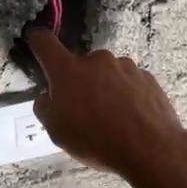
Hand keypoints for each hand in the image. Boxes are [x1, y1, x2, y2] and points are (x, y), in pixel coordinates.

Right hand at [25, 28, 186, 182]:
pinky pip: (128, 83)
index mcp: (68, 70)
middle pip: (80, 66)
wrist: (151, 149)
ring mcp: (124, 66)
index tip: (35, 38)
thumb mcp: (57, 132)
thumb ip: (45, 107)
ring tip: (112, 120)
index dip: (37, 39)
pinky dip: (126, 96)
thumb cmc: (97, 140)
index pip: (45, 43)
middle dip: (79, 83)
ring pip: (106, 74)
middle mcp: (96, 60)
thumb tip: (48, 96)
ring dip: (104, 89)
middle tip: (84, 112)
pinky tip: (130, 119)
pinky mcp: (146, 76)